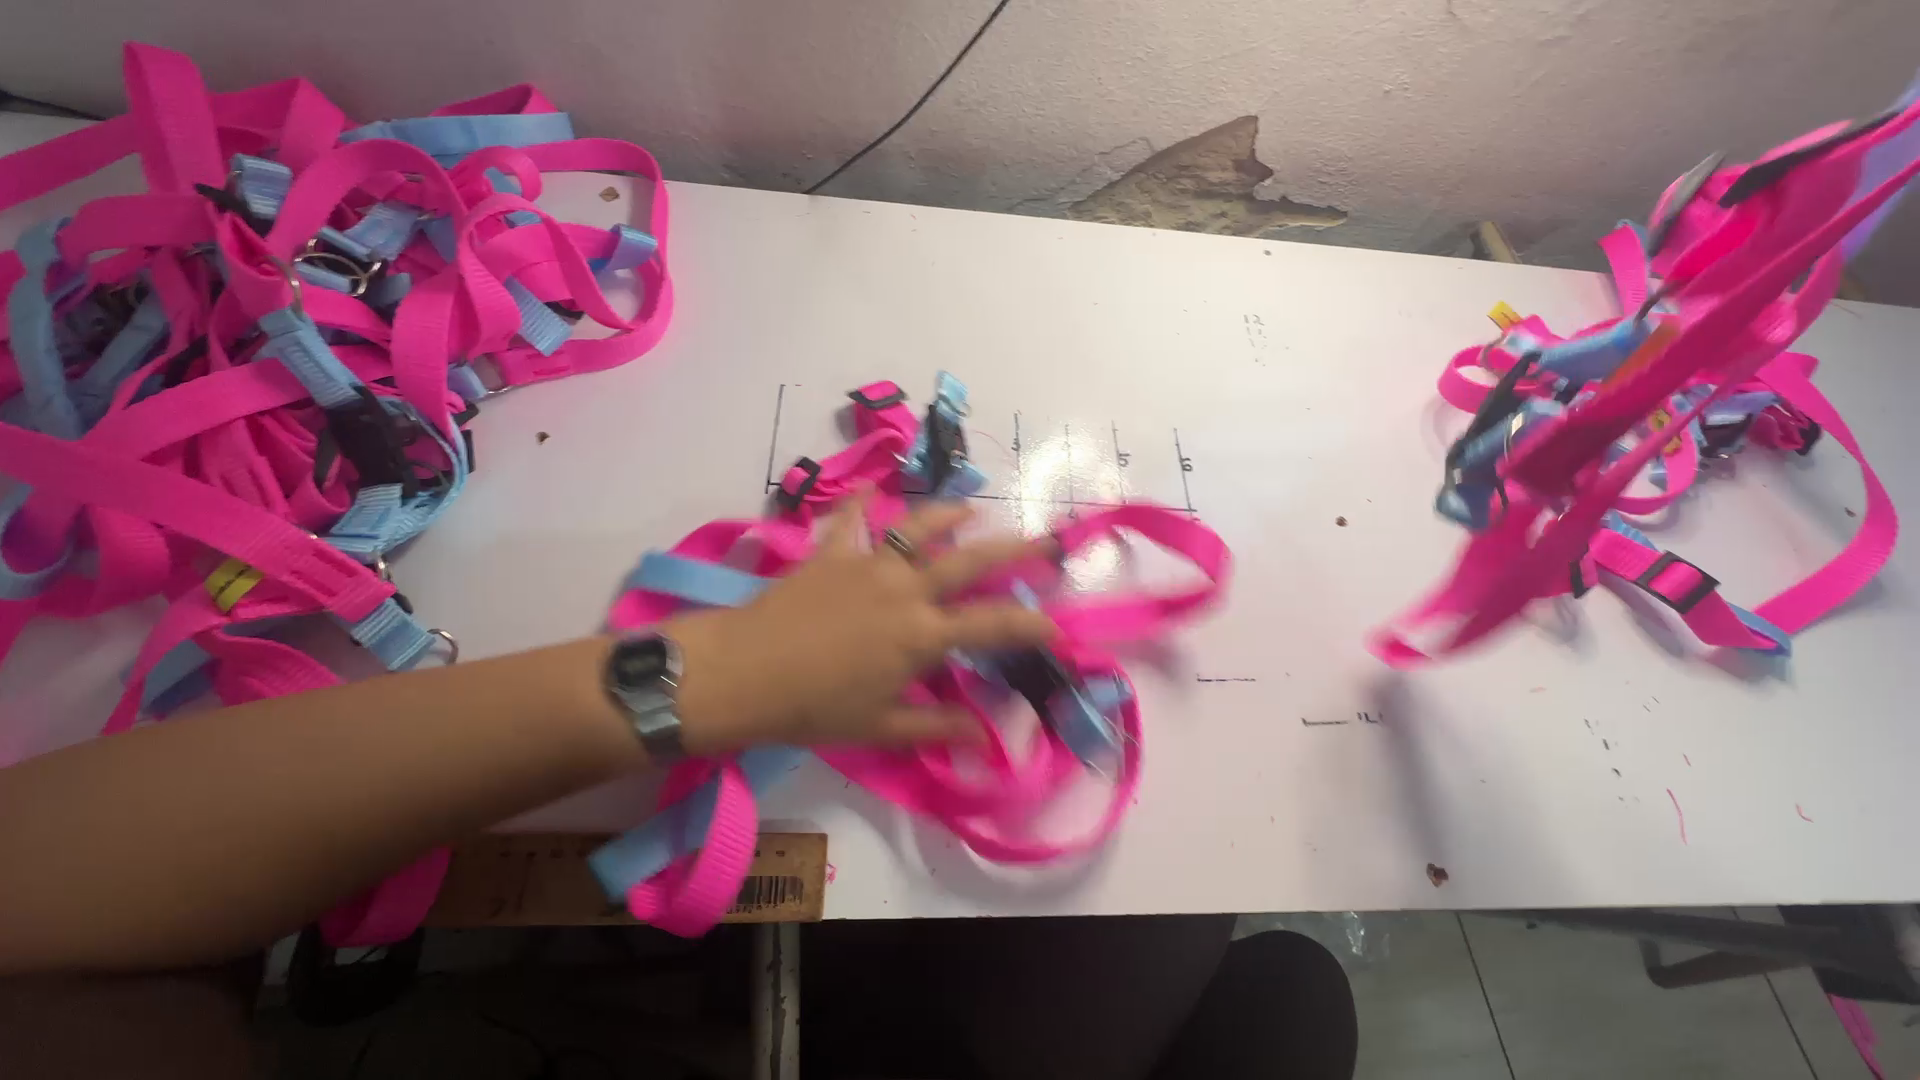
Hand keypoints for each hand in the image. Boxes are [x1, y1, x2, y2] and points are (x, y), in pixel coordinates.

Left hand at [664, 493, 1057, 754]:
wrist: (742, 672)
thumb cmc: (813, 707)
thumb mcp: (880, 727)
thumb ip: (937, 728)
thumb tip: (988, 741)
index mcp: (923, 635)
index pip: (994, 626)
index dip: (1032, 626)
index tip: (1058, 628)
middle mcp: (906, 589)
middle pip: (970, 561)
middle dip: (1013, 549)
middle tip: (1043, 539)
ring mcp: (867, 563)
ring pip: (918, 527)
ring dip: (948, 515)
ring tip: (968, 507)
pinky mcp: (830, 553)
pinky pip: (850, 519)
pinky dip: (862, 504)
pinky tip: (870, 491)